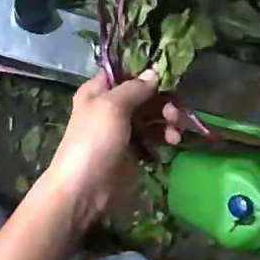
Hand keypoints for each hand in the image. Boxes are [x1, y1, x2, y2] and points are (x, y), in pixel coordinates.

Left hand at [38, 68, 158, 228]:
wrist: (84, 188)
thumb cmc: (94, 140)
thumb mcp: (111, 106)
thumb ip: (134, 88)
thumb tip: (154, 72)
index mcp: (98, 90)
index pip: (125, 72)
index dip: (146, 71)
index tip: (169, 74)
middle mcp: (111, 106)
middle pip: (143, 94)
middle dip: (162, 99)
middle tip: (173, 111)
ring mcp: (123, 128)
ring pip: (152, 115)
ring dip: (167, 118)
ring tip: (175, 130)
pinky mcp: (134, 149)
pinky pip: (154, 135)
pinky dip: (165, 135)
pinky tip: (173, 141)